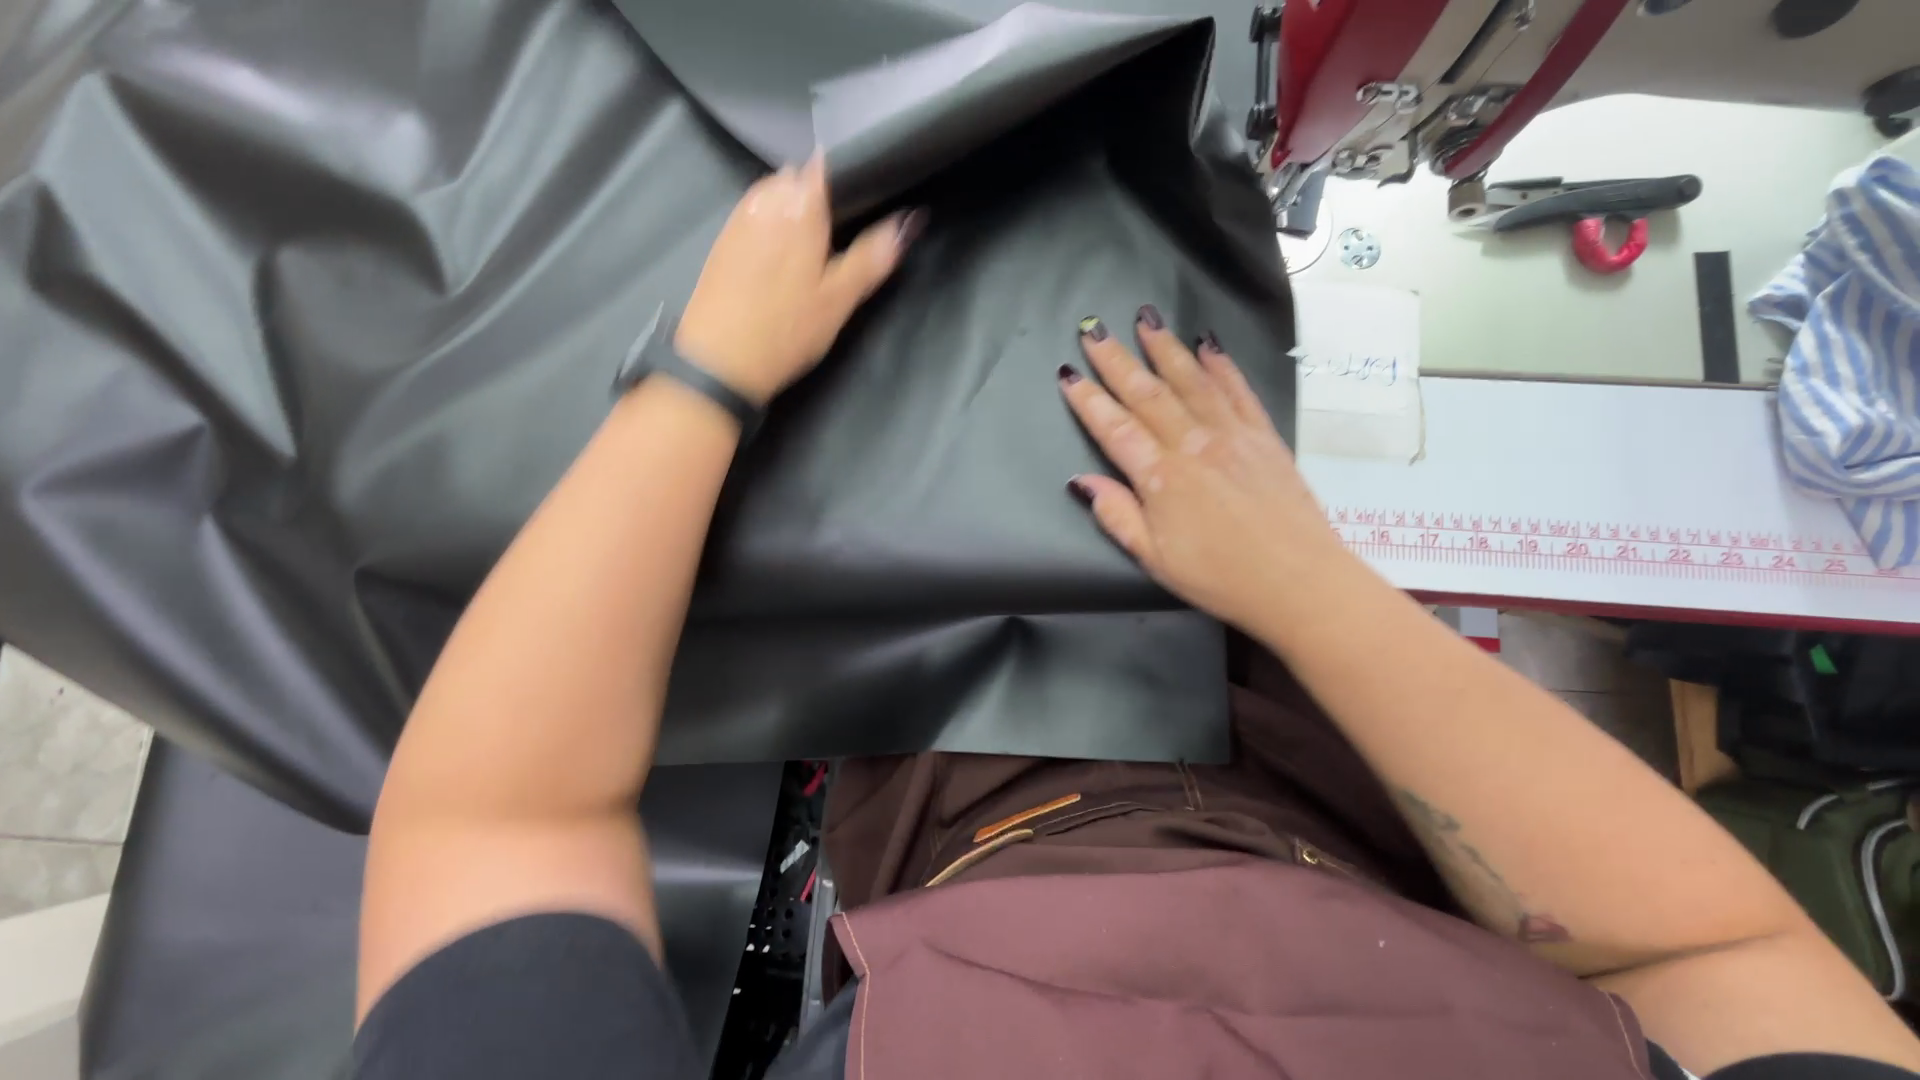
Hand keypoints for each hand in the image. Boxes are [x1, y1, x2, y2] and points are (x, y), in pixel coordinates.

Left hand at [675, 153, 924, 405]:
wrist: (719, 362)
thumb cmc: (786, 330)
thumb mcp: (839, 300)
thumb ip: (872, 257)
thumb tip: (909, 221)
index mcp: (801, 207)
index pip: (827, 166)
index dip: (849, 175)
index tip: (866, 195)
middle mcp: (767, 201)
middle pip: (799, 177)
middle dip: (818, 194)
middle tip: (840, 232)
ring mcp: (740, 219)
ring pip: (774, 195)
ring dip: (792, 208)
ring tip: (811, 244)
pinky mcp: (722, 242)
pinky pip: (754, 215)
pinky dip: (770, 225)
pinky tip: (779, 257)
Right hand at [1058, 308, 1348, 630]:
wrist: (1299, 581)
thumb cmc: (1220, 578)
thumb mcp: (1155, 558)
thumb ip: (1117, 516)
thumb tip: (1082, 481)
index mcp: (1160, 478)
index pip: (1115, 429)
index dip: (1088, 401)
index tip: (1068, 374)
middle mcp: (1193, 445)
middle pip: (1147, 394)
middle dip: (1116, 360)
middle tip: (1094, 330)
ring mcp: (1232, 435)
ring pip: (1190, 381)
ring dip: (1165, 348)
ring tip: (1146, 319)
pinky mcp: (1264, 437)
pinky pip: (1238, 391)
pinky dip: (1220, 366)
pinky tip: (1207, 346)